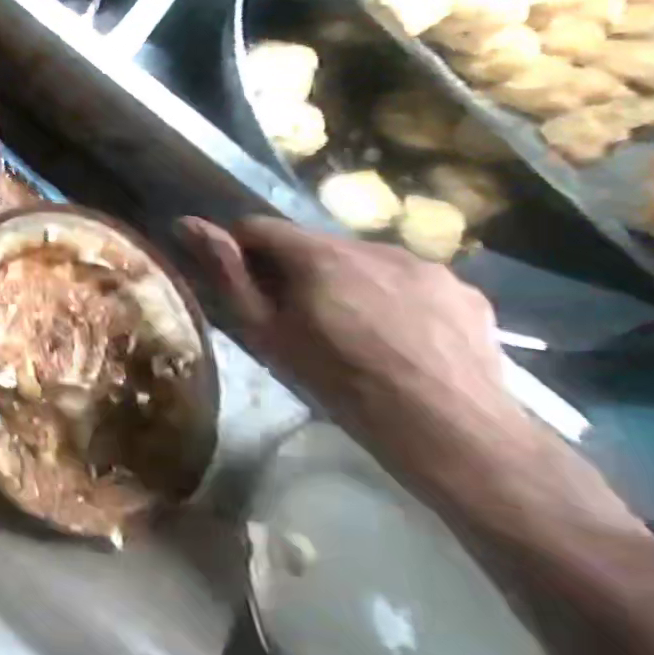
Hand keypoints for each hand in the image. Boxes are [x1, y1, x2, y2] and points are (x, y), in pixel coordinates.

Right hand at [177, 216, 519, 455]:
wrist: (452, 432)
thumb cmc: (340, 380)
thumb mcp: (266, 330)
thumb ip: (228, 272)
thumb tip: (187, 222)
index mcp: (320, 254)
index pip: (260, 226)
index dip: (242, 249)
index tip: (244, 283)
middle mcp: (374, 247)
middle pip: (315, 244)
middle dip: (299, 268)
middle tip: (298, 314)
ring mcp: (427, 267)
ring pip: (365, 261)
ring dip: (348, 281)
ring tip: (353, 328)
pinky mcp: (466, 291)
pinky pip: (411, 281)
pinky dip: (395, 297)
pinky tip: (400, 336)